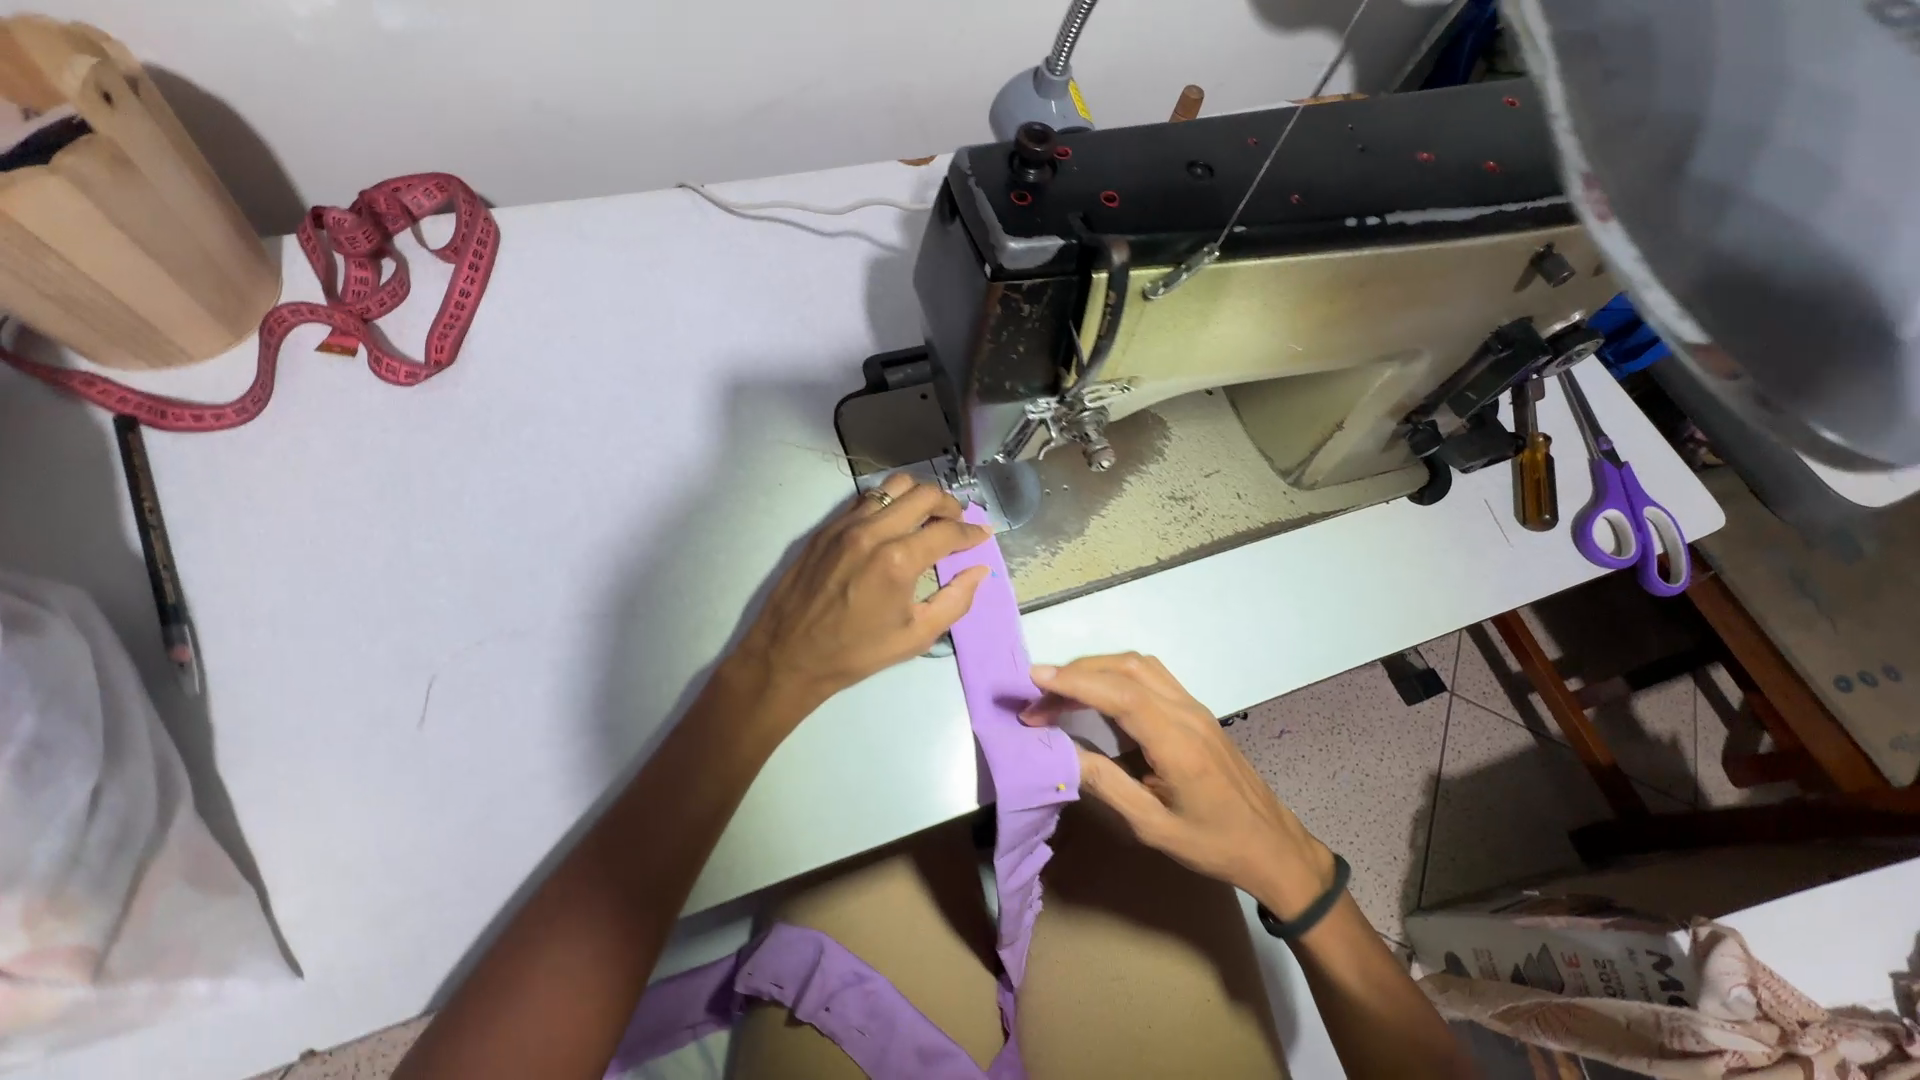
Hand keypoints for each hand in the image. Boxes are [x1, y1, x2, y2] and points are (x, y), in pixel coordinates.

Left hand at [732, 473, 991, 711]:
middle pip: (924, 494)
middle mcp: (873, 532)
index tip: (983, 535)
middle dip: (950, 505)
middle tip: (957, 522)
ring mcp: (845, 525)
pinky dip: (888, 503)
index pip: (947, 530)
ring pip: (893, 486)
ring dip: (918, 496)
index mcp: (898, 561)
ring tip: (927, 516)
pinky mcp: (826, 528)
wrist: (788, 655)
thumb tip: (979, 571)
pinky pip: (866, 498)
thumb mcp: (916, 637)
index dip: (972, 532)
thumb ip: (955, 601)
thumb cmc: (856, 653)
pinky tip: (893, 524)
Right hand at [1025, 654, 1338, 918]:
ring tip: (1058, 694)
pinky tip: (1095, 695)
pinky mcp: (1195, 711)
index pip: (1119, 694)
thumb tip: (1061, 750)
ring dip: (1095, 669)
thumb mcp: (1152, 826)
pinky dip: (1115, 675)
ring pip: (1138, 666)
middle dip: (1075, 675)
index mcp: (1177, 743)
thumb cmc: (1212, 843)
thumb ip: (1105, 783)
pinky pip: (1150, 676)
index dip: (1074, 681)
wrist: (1273, 846)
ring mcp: (1194, 707)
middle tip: (1036, 700)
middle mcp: (1186, 713)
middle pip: (1125, 669)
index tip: (1034, 679)